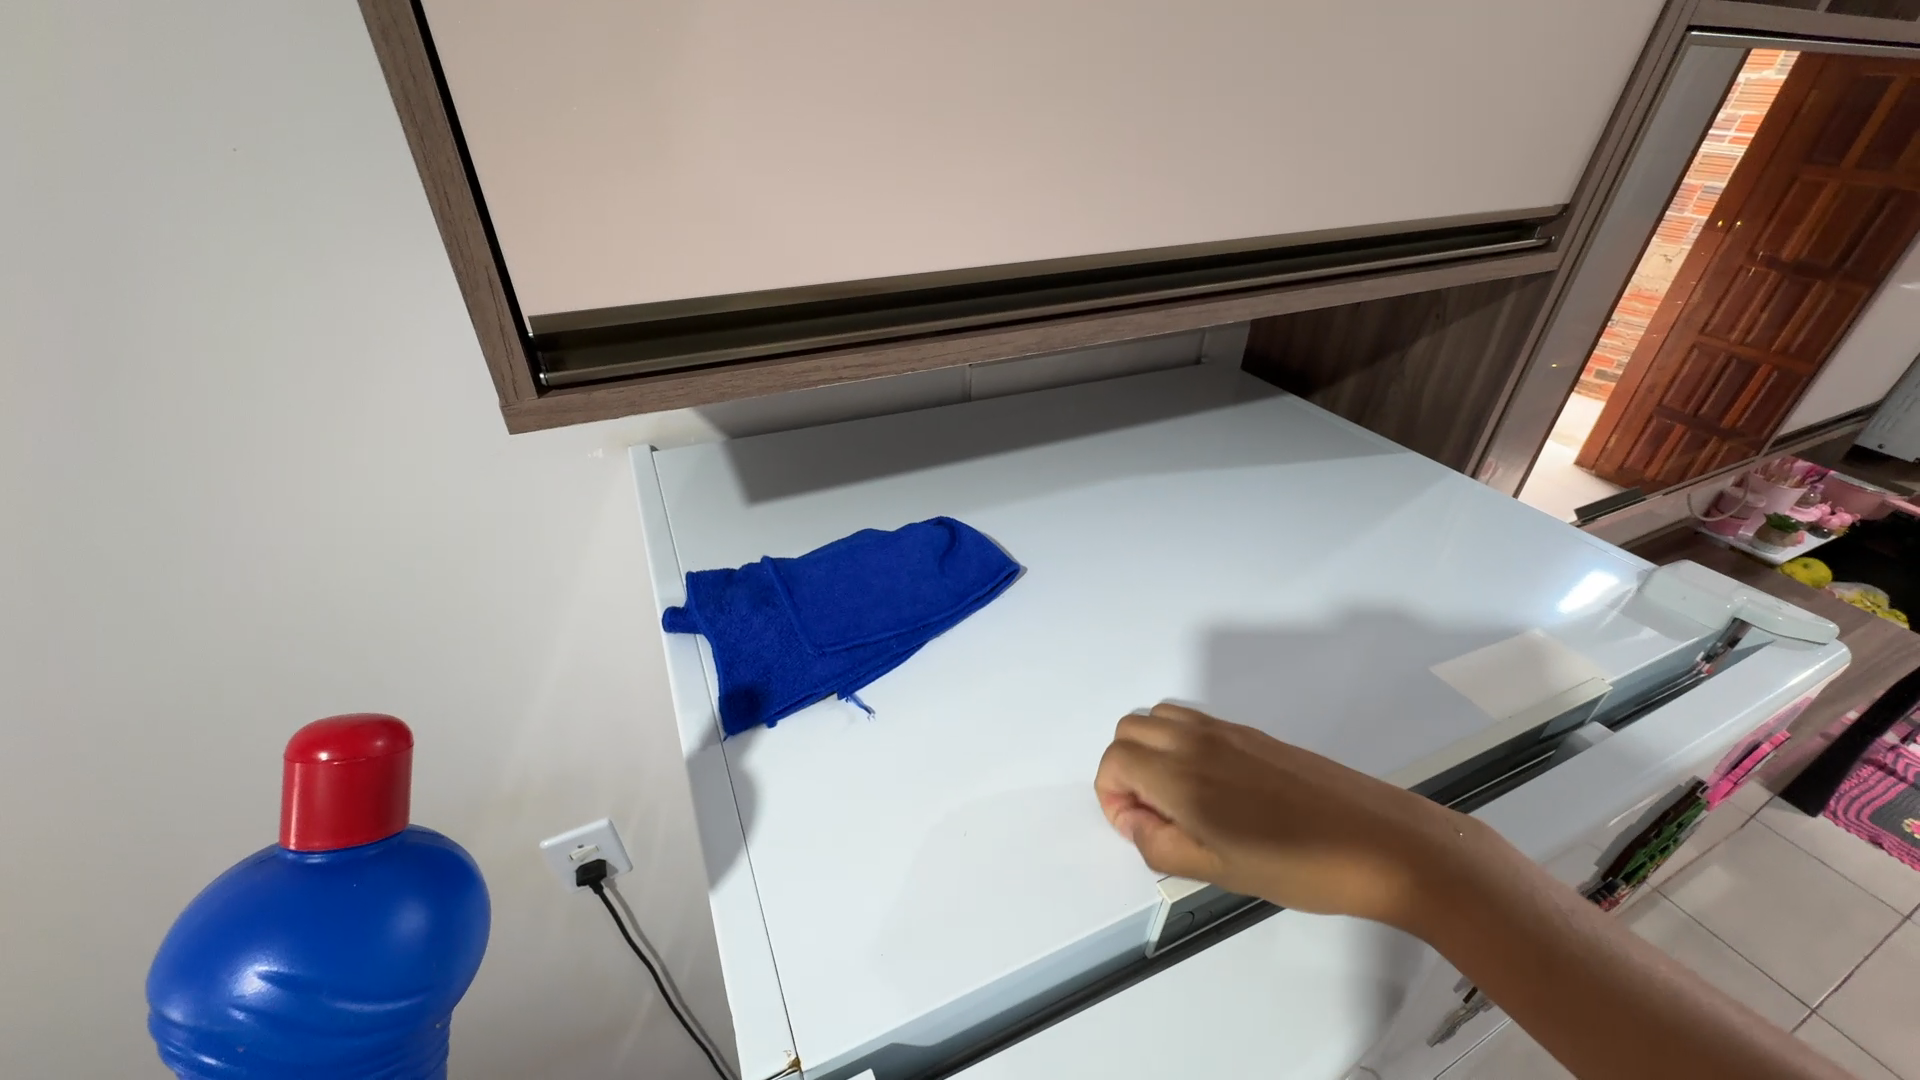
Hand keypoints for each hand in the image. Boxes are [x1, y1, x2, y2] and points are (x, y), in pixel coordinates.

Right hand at [1094, 703, 1488, 931]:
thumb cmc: (1297, 867)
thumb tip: (1133, 820)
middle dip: (1124, 767)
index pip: (1115, 759)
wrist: (1380, 843)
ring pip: (1159, 717)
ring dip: (1150, 749)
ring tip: (1178, 798)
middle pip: (1129, 729)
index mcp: (1182, 777)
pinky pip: (1192, 721)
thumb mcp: (1218, 873)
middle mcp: (1196, 742)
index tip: (1139, 829)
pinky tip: (1213, 788)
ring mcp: (1226, 732)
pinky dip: (1179, 743)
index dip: (1112, 796)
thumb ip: (1159, 845)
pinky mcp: (1251, 734)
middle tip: (1153, 812)